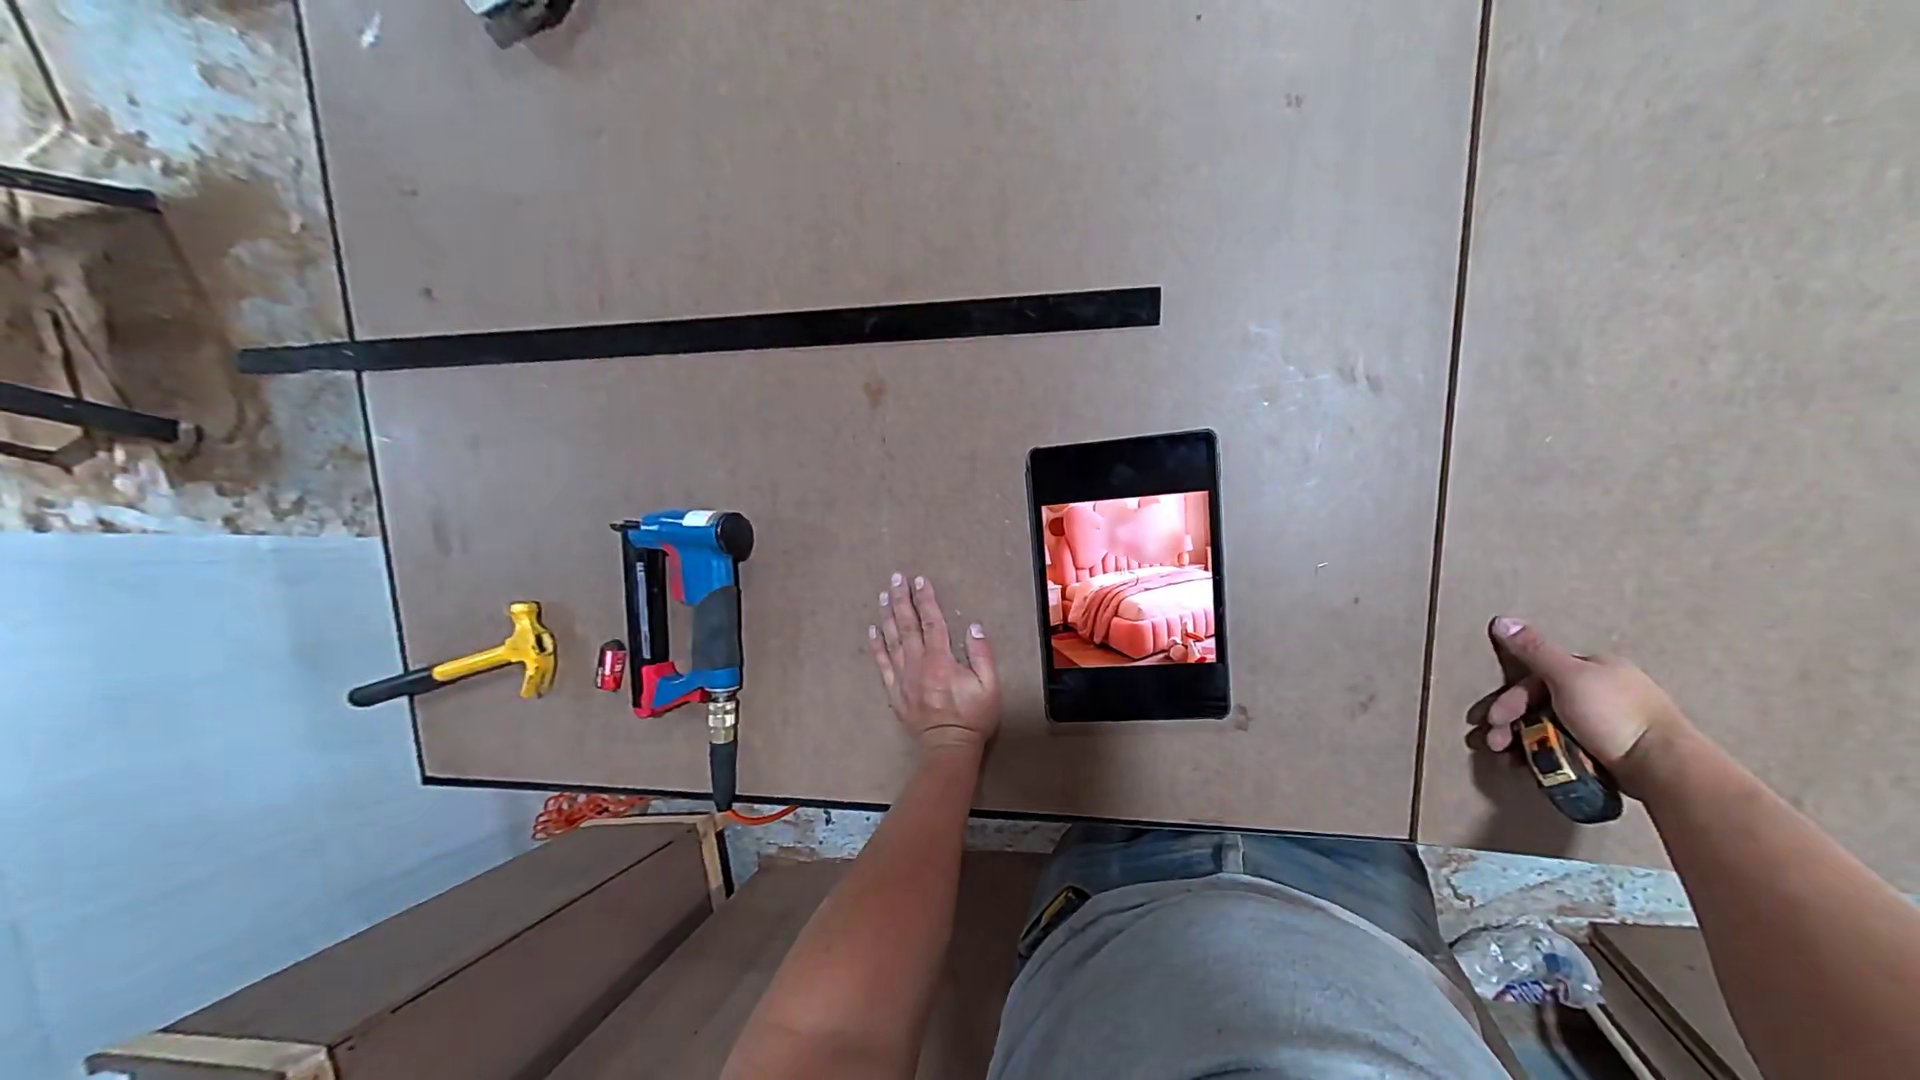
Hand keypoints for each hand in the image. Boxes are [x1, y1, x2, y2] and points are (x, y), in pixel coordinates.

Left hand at [868, 573, 1000, 753]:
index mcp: (941, 660)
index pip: (932, 621)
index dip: (926, 599)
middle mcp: (918, 664)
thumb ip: (982, 654)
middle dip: (902, 599)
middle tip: (896, 579)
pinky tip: (873, 630)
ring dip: (887, 615)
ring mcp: (903, 677)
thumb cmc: (973, 716)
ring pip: (891, 640)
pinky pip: (882, 663)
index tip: (920, 580)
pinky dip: (876, 646)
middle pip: (907, 625)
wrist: (950, 746)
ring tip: (884, 596)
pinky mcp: (895, 691)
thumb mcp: (990, 685)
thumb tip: (973, 627)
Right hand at [1476, 617, 1695, 792]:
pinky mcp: (1608, 751)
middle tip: (1494, 743)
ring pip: (1548, 728)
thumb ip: (1533, 649)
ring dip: (1521, 742)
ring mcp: (1605, 724)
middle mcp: (1600, 692)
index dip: (1511, 698)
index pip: (1537, 677)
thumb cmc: (1615, 715)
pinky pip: (1565, 747)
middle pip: (1539, 704)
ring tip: (1508, 760)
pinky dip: (1543, 755)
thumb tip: (1501, 620)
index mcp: (1595, 669)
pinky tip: (1531, 766)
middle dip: (1510, 724)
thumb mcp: (1568, 676)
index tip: (1495, 719)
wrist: (1663, 767)